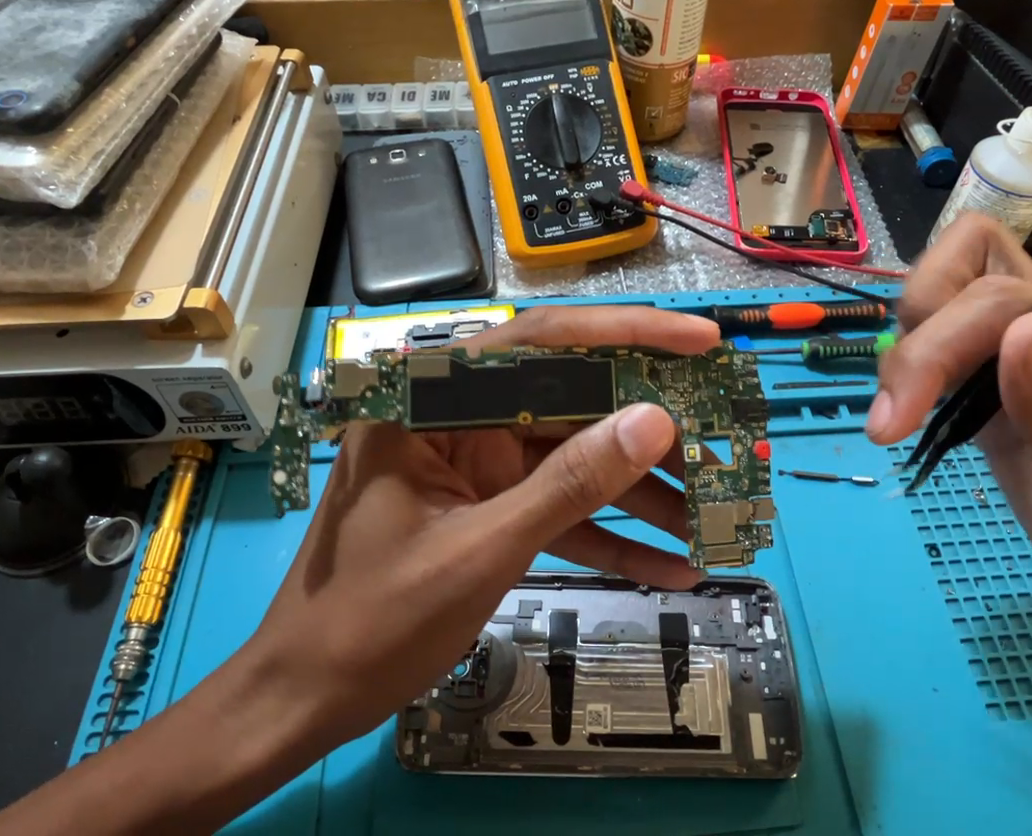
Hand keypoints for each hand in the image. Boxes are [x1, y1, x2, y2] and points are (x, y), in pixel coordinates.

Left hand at [234, 306, 715, 752]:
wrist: (306, 698)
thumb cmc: (371, 619)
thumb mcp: (481, 548)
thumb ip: (569, 484)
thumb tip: (654, 420)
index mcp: (432, 401)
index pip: (541, 342)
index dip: (626, 333)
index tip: (698, 339)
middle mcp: (457, 419)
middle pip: (570, 401)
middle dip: (648, 426)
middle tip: (724, 432)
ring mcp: (475, 467)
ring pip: (573, 461)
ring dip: (639, 492)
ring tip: (715, 514)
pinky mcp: (487, 511)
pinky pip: (559, 512)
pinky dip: (607, 537)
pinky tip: (669, 566)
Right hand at [869, 215, 1031, 714]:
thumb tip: (1019, 331)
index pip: (1014, 300)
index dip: (945, 342)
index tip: (895, 419)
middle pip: (982, 269)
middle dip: (922, 326)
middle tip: (895, 412)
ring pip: (958, 302)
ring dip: (912, 346)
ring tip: (896, 421)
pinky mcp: (1012, 406)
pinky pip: (954, 356)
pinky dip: (918, 374)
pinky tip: (907, 420)